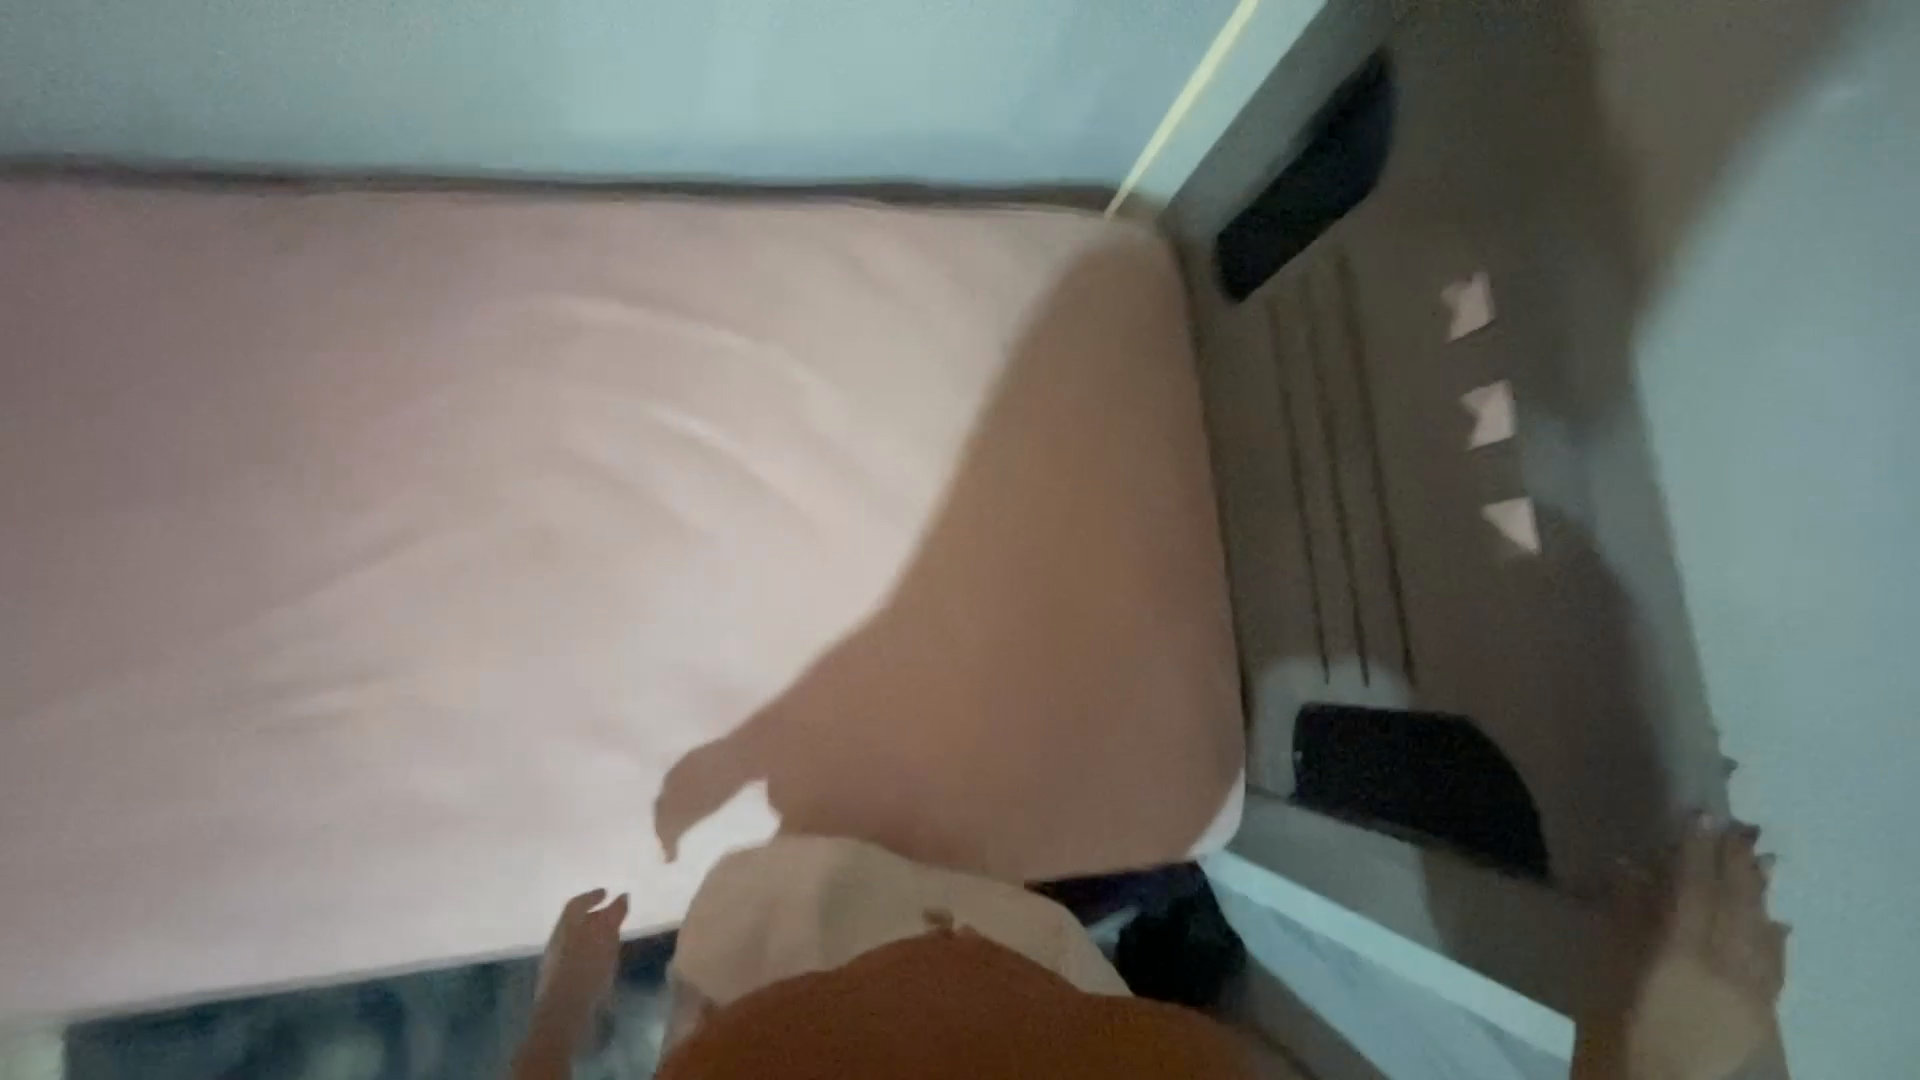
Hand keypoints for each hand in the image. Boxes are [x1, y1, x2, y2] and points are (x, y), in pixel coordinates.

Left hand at [532, 888, 629, 1050]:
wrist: (563, 1019)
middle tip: (614, 914)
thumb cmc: (586, 972)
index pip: (576, 905)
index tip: (607, 892)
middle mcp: (558, 943)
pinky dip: (591, 954)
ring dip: (593, 936)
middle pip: (575, 923)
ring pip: (576, 941)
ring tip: (614, 938)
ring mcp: (557, 966)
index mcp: (566, 929)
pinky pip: (578, 959)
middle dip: (594, 916)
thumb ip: (613, 916)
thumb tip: (622, 897)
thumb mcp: (604, 938)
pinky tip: (605, 962)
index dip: (591, 896)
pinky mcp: (562, 985)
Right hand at [1621, 817, 1787, 1079]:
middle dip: (1734, 863)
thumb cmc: (1609, 1009)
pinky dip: (1774, 938)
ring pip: (1760, 930)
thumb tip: (1632, 868)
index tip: (1699, 815)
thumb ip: (1625, 911)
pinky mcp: (1760, 1010)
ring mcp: (1749, 989)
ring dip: (1760, 893)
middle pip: (1733, 903)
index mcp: (1677, 947)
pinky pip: (1774, 966)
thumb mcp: (1606, 955)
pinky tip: (1775, 920)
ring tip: (1760, 860)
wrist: (1647, 1076)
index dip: (1696, 849)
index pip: (1692, 885)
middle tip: (1737, 826)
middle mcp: (1722, 963)